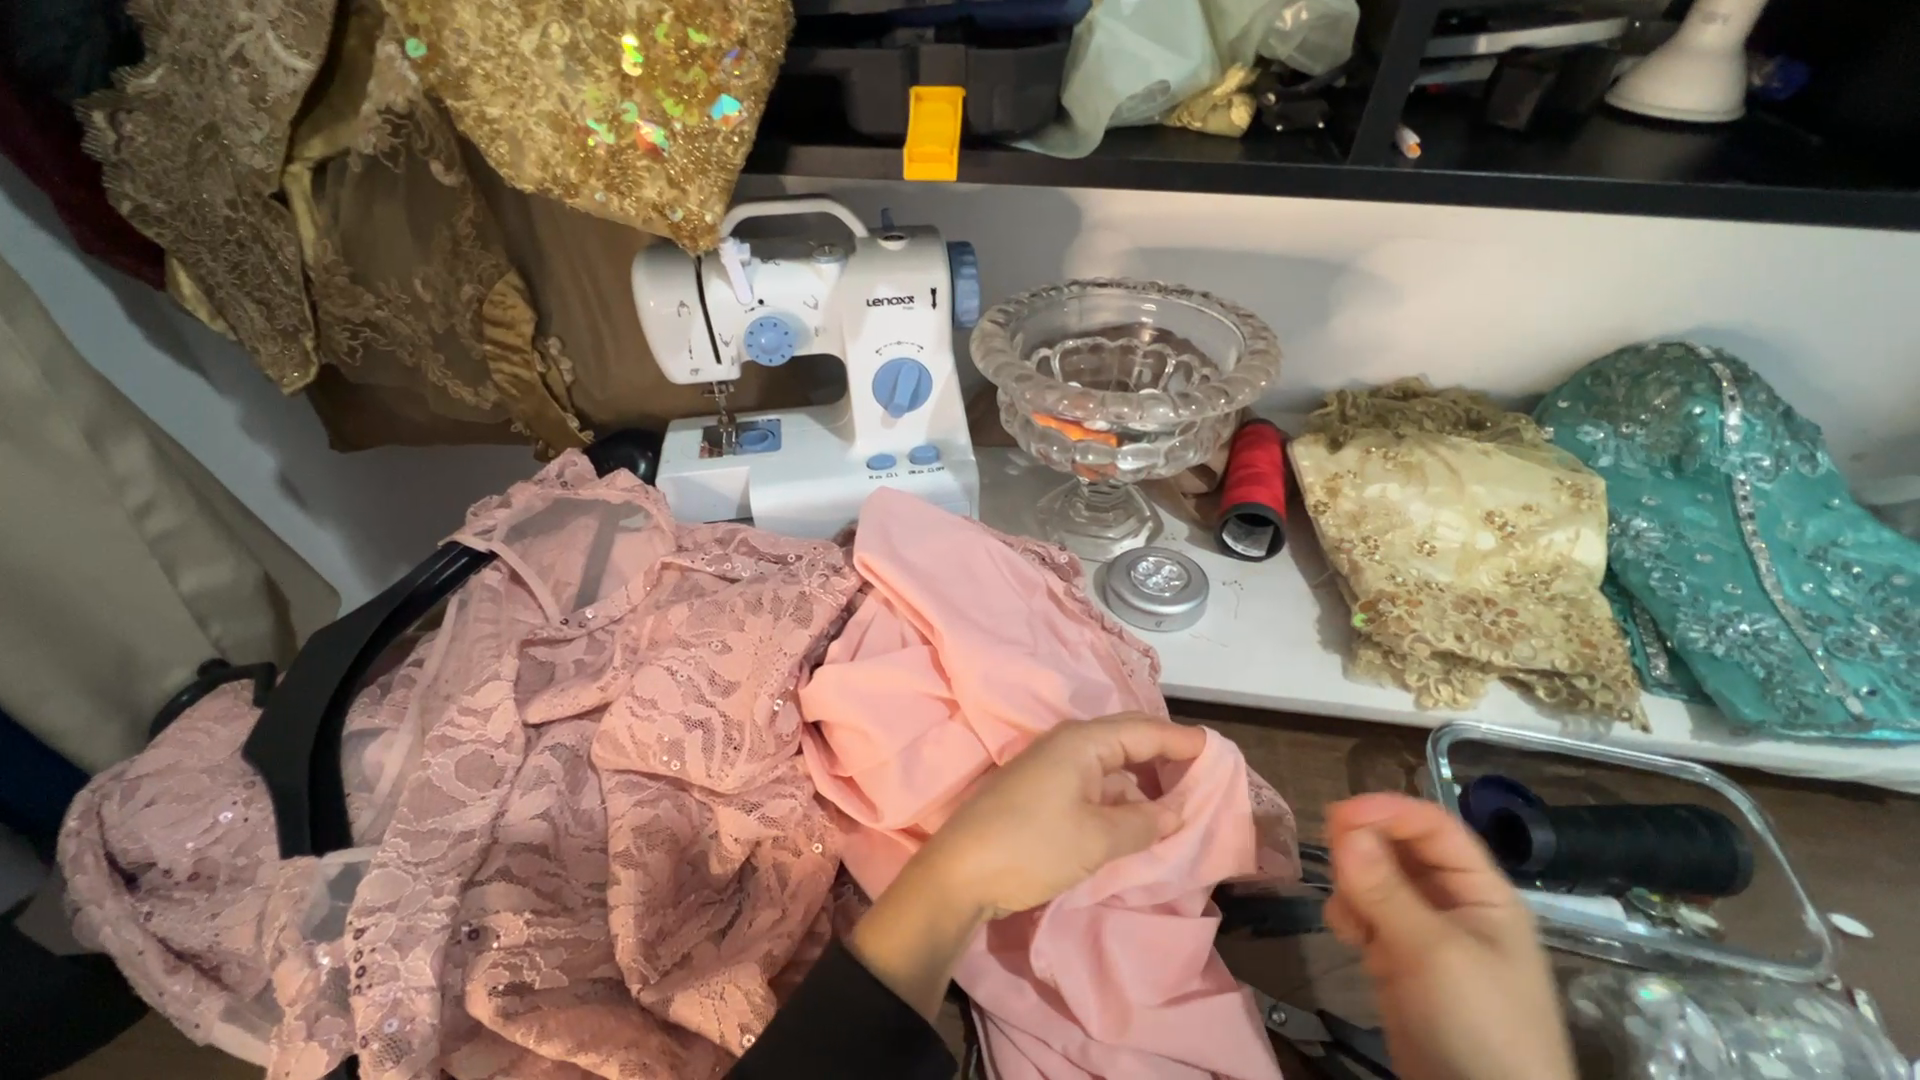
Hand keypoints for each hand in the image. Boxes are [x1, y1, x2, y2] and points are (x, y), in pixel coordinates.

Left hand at [916, 712, 1206, 918]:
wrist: (959, 873)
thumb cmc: (1031, 847)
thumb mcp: (1097, 839)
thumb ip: (1143, 822)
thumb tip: (1175, 811)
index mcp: (1083, 741)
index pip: (1146, 730)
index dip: (1185, 740)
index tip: (1222, 753)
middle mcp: (1068, 744)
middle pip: (1129, 741)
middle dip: (1167, 756)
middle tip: (1206, 776)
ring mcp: (1052, 767)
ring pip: (1112, 765)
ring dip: (1144, 782)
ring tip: (1180, 803)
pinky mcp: (1043, 792)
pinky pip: (1094, 784)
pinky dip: (1120, 798)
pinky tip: (1138, 820)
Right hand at [1324, 794, 1576, 1079]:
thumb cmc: (1478, 1024)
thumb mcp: (1434, 953)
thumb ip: (1386, 890)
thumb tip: (1343, 829)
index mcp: (1482, 893)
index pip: (1434, 828)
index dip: (1389, 812)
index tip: (1338, 814)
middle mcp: (1454, 905)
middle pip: (1401, 849)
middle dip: (1365, 847)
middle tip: (1330, 854)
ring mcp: (1425, 935)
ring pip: (1377, 881)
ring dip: (1354, 883)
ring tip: (1345, 909)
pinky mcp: (1398, 962)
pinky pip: (1366, 916)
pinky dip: (1349, 914)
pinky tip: (1345, 932)